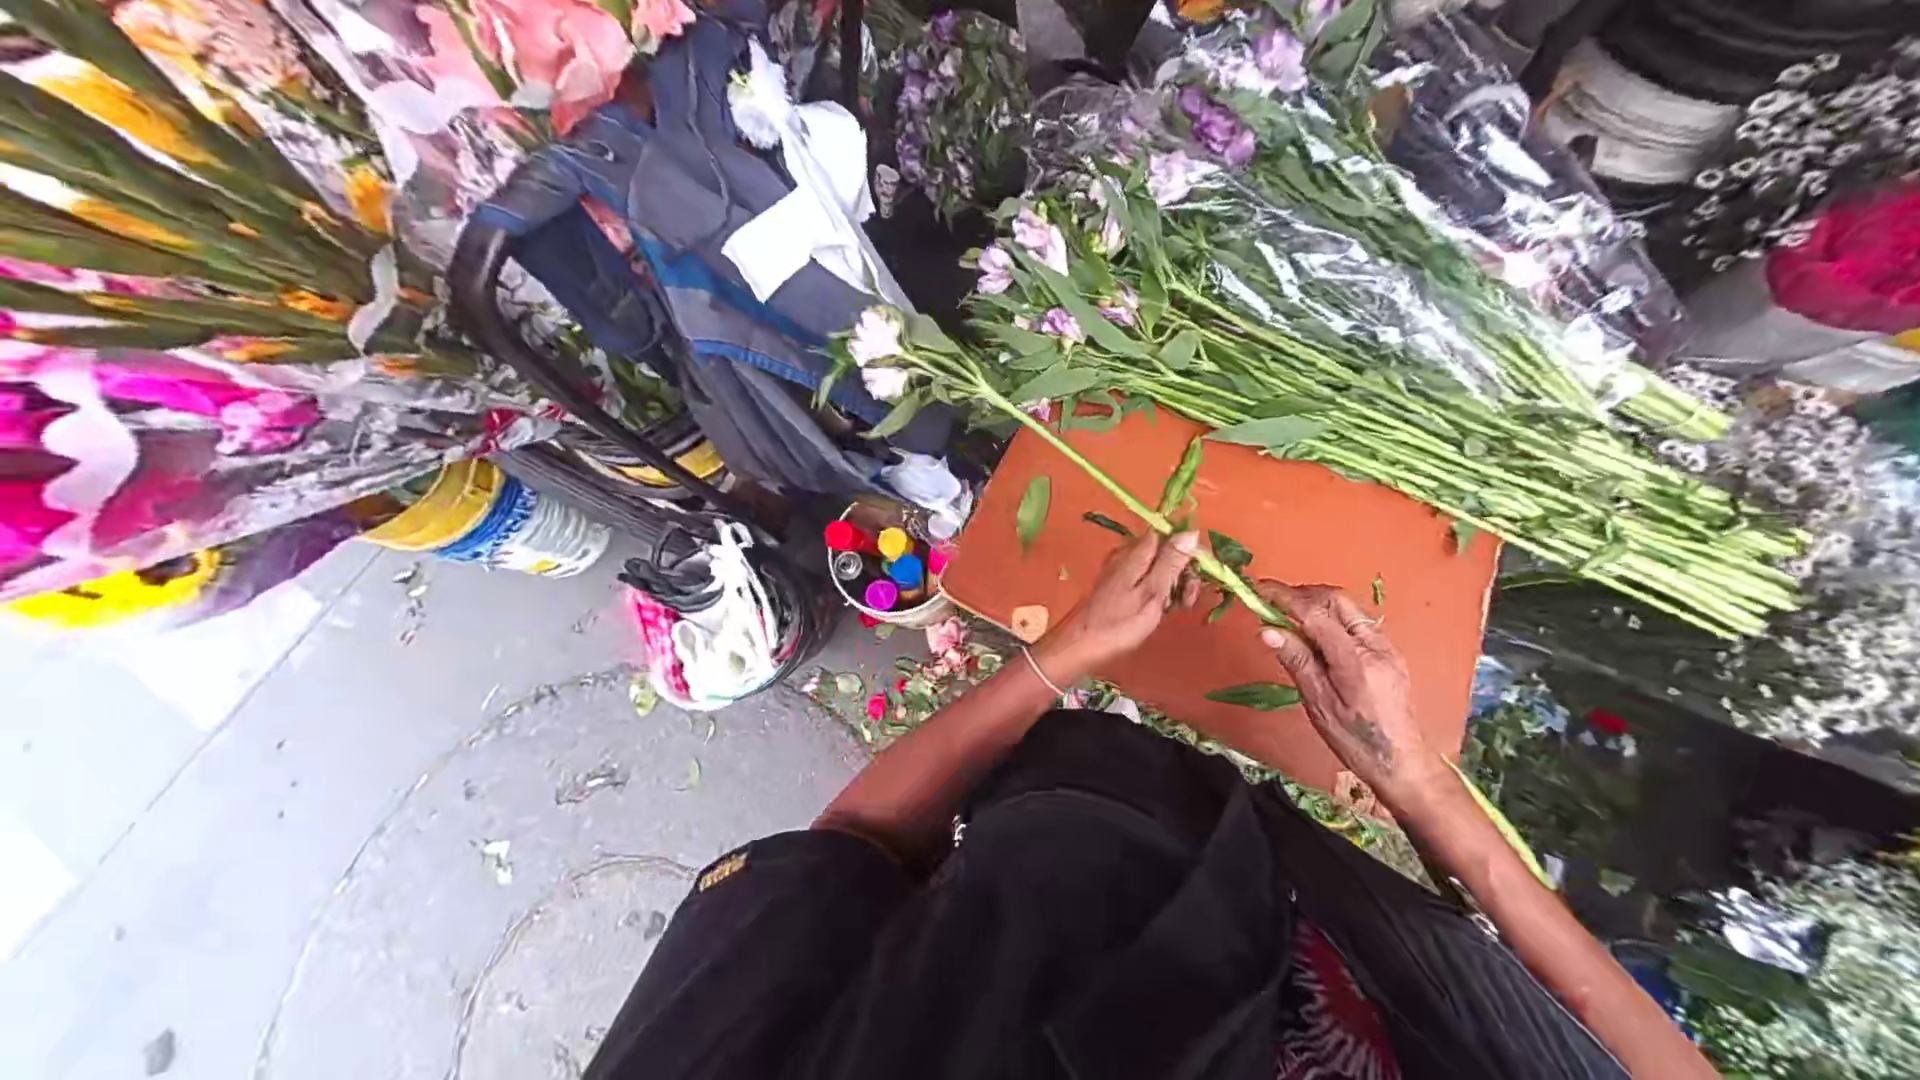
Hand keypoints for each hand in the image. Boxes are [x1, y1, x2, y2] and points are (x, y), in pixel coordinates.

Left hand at [1035, 530, 1199, 684]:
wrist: (1079, 645)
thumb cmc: (1119, 624)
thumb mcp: (1153, 592)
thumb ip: (1171, 561)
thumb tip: (1191, 532)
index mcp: (1136, 552)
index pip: (1172, 535)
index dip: (1189, 553)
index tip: (1196, 576)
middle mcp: (1126, 554)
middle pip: (1165, 551)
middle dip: (1182, 572)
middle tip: (1186, 601)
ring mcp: (1119, 569)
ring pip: (1156, 567)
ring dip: (1171, 585)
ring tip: (1171, 610)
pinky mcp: (1115, 585)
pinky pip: (1144, 579)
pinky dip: (1156, 592)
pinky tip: (1157, 610)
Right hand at [1254, 582, 1443, 805]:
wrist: (1401, 762)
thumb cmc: (1354, 740)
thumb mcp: (1318, 703)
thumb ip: (1296, 661)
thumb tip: (1267, 630)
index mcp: (1356, 661)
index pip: (1315, 614)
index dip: (1284, 597)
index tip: (1258, 588)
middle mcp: (1376, 646)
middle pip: (1336, 600)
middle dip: (1302, 594)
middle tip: (1272, 601)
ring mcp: (1386, 647)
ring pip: (1347, 607)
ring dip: (1316, 603)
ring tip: (1287, 616)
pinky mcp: (1387, 652)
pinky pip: (1355, 621)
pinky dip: (1329, 616)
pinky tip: (1312, 632)